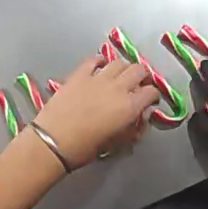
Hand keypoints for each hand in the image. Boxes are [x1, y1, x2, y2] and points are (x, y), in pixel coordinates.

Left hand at [28, 55, 160, 168]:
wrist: (53, 142)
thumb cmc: (86, 148)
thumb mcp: (117, 143)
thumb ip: (134, 128)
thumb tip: (141, 117)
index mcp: (130, 106)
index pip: (151, 92)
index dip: (153, 96)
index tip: (150, 101)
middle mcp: (118, 87)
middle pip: (139, 70)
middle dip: (143, 76)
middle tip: (138, 85)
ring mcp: (98, 78)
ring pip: (119, 62)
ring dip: (123, 68)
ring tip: (120, 77)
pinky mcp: (79, 74)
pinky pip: (95, 59)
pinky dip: (101, 61)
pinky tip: (100, 67)